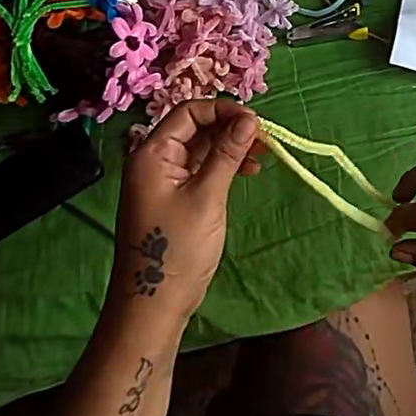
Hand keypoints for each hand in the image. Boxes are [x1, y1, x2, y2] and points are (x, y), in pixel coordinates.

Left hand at [109, 99, 261, 324]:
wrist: (154, 305)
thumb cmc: (177, 249)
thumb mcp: (207, 196)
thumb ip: (228, 153)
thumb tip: (250, 118)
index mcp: (152, 154)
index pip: (189, 111)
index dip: (223, 110)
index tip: (255, 122)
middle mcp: (154, 159)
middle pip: (196, 126)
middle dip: (230, 127)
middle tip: (263, 140)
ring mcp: (164, 178)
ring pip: (201, 146)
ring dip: (231, 145)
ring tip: (260, 156)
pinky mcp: (174, 194)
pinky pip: (201, 165)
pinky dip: (224, 163)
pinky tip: (247, 171)